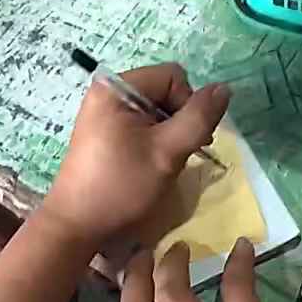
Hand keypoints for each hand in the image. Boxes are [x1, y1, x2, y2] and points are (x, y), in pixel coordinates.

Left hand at [37, 62, 229, 247]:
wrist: (77, 224)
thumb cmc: (121, 186)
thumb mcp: (167, 152)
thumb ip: (199, 118)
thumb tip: (224, 88)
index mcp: (116, 87)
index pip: (173, 77)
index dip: (187, 105)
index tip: (182, 140)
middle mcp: (107, 90)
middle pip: (165, 90)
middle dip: (178, 120)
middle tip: (175, 154)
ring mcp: (103, 110)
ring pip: (156, 109)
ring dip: (168, 133)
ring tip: (162, 162)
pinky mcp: (104, 129)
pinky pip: (141, 122)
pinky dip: (154, 140)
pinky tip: (148, 164)